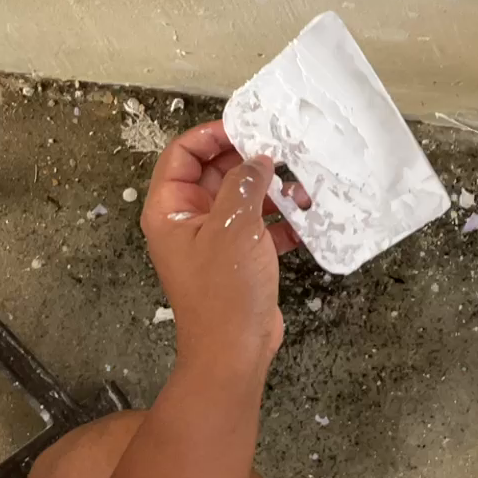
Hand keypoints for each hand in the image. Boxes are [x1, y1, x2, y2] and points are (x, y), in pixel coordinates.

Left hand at [141, 121, 297, 377]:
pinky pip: (258, 226)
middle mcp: (188, 220)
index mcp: (170, 209)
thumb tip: (257, 158)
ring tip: (302, 185)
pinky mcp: (239, 257)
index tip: (247, 126)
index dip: (212, 135)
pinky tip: (307, 217)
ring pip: (241, 199)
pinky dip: (280, 220)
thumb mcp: (233, 226)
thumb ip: (244, 183)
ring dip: (271, 191)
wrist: (235, 351)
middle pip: (215, 172)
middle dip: (249, 162)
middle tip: (284, 149)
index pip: (183, 154)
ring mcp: (214, 239)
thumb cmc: (224, 290)